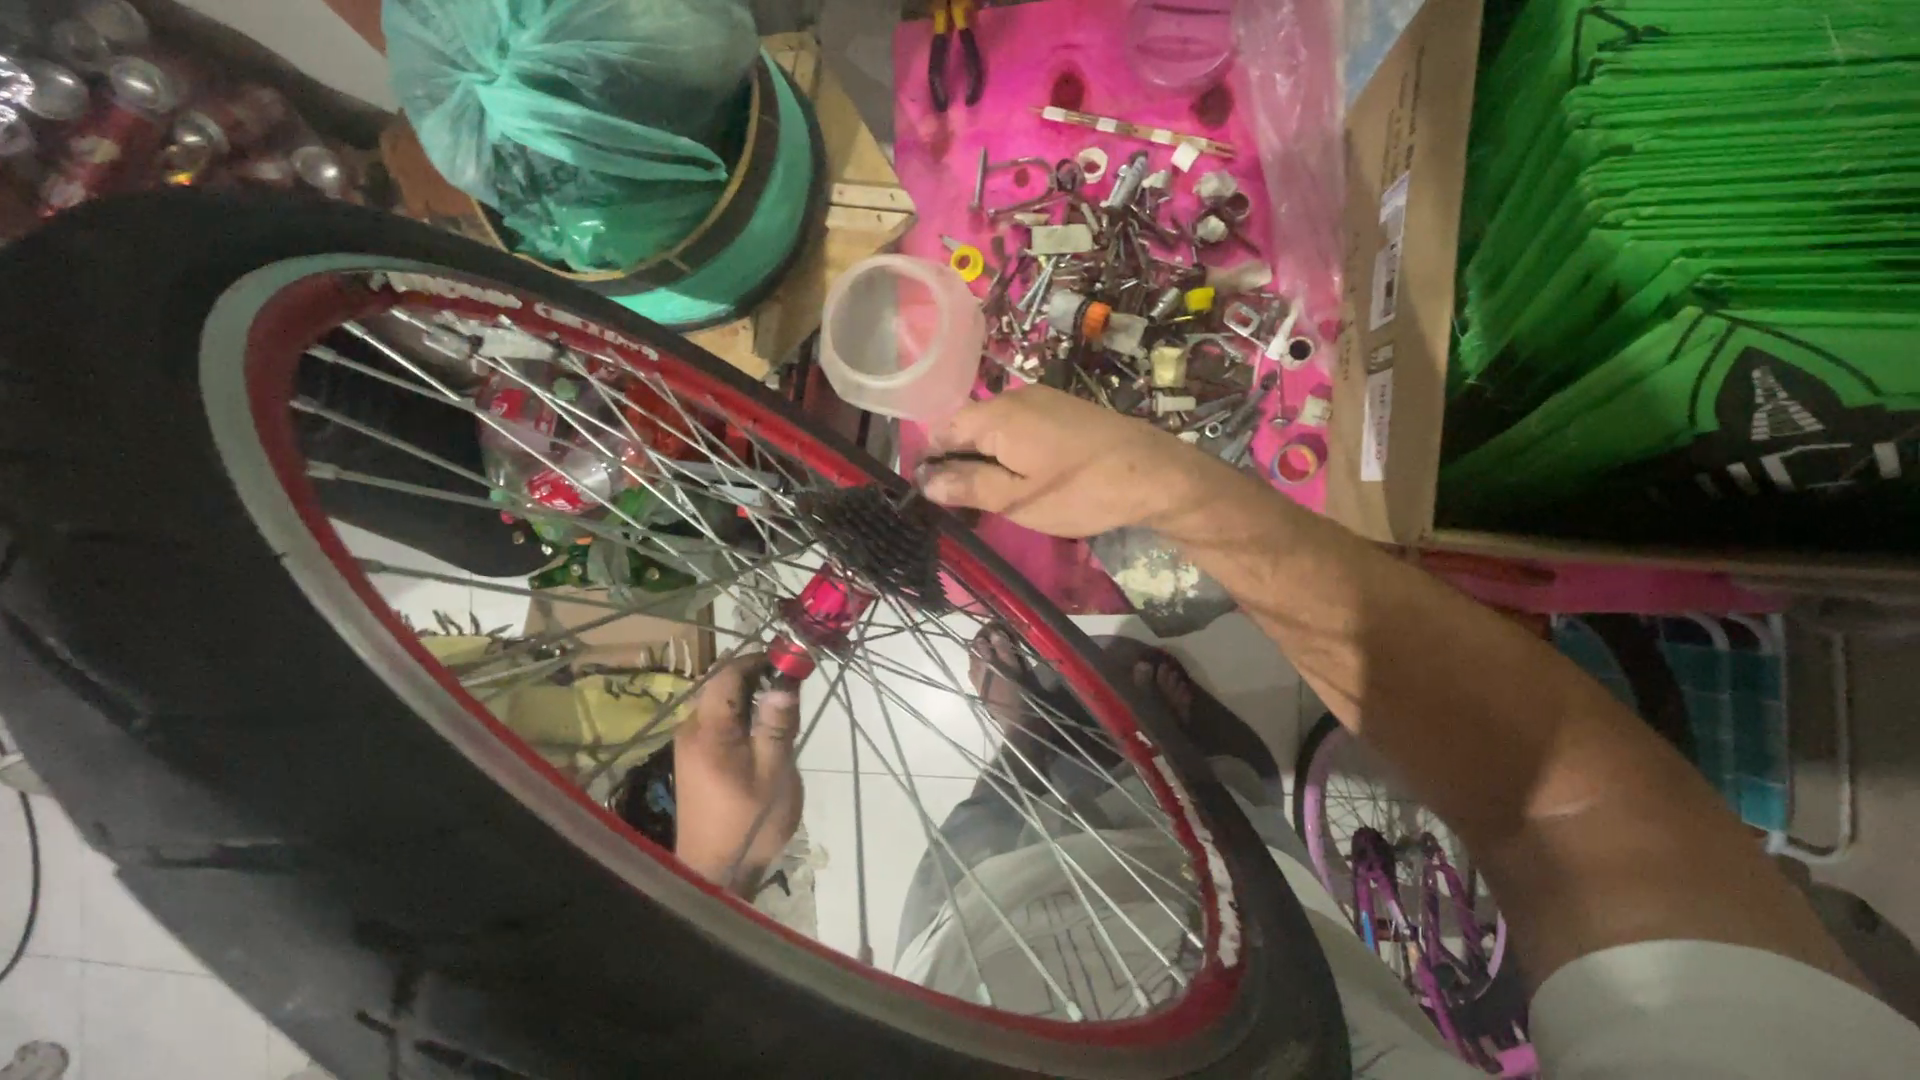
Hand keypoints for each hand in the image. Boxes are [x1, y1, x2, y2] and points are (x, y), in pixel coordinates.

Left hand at [671, 657, 802, 895]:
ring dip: (751, 697)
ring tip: (784, 714)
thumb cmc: (749, 823)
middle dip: (758, 678)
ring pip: (721, 703)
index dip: (759, 660)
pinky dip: (742, 717)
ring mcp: (689, 745)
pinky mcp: (694, 759)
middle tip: (793, 691)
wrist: (716, 873)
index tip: (792, 664)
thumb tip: (784, 679)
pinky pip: (718, 722)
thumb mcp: (773, 772)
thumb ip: (777, 724)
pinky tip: (763, 735)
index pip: (727, 673)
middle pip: (722, 685)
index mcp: (708, 729)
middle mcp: (691, 729)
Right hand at [921, 386, 1204, 537]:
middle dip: (960, 464)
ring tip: (993, 499)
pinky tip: (1024, 480)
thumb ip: (967, 487)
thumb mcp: (1017, 499)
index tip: (932, 498)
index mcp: (996, 415)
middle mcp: (1014, 396)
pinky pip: (1021, 427)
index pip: (942, 430)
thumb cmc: (1081, 491)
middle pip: (969, 427)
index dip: (931, 463)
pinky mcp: (1065, 409)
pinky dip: (1012, 452)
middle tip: (964, 508)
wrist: (1155, 474)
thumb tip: (924, 481)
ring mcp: (1043, 399)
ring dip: (987, 460)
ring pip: (996, 428)